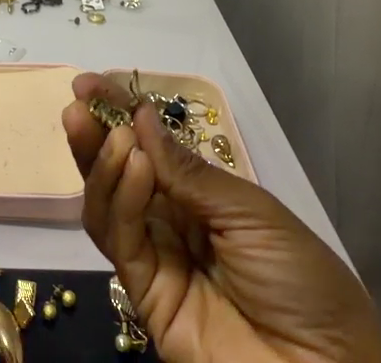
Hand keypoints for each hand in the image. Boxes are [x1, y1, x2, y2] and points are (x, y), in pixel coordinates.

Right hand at [62, 74, 380, 362]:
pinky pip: (122, 241)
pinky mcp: (146, 296)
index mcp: (204, 198)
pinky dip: (121, 200)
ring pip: (109, 206)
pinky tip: (133, 167)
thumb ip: (189, 172)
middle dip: (96, 136)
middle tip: (78, 101)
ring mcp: (157, 260)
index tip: (92, 83)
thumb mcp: (252, 213)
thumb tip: (140, 115)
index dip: (120, 116)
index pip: (151, 150)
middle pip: (120, 176)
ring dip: (104, 165)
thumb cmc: (302, 280)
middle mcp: (173, 223)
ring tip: (114, 137)